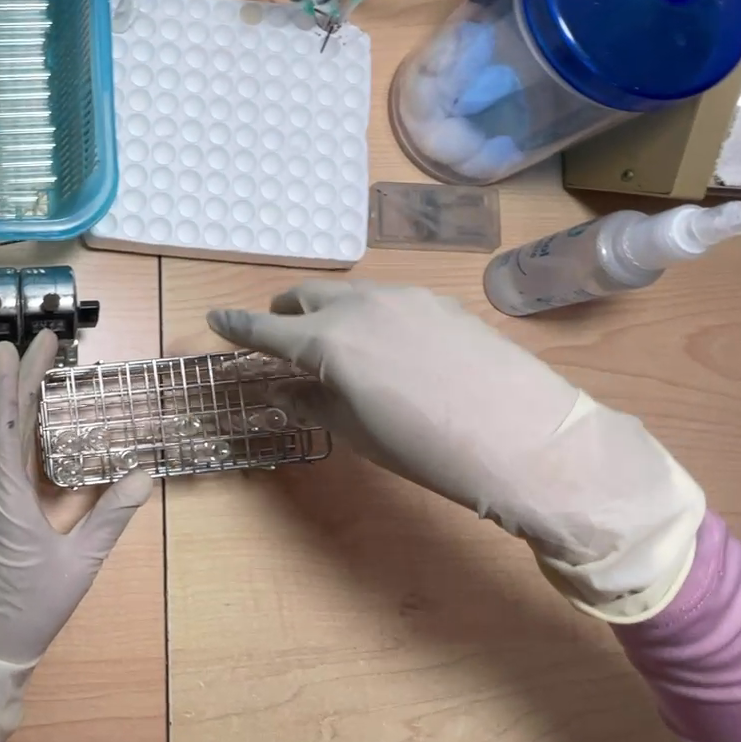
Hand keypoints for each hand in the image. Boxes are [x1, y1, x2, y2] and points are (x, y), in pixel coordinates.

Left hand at [0, 333, 152, 741]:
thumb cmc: (36, 605)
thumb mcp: (81, 561)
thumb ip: (112, 516)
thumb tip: (145, 475)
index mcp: (9, 498)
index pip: (8, 428)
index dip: (10, 384)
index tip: (12, 346)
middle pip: (7, 422)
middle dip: (23, 378)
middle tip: (44, 341)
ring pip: (4, 437)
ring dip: (21, 399)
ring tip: (42, 365)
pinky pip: (6, 458)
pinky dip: (22, 429)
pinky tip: (37, 417)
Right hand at [209, 281, 702, 621]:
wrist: (526, 440)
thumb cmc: (425, 448)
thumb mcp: (355, 431)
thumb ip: (311, 401)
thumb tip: (284, 388)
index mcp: (327, 342)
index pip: (264, 328)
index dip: (235, 325)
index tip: (214, 319)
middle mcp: (359, 306)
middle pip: (303, 296)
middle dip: (283, 312)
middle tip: (278, 335)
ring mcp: (403, 297)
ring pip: (346, 292)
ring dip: (325, 310)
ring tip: (333, 340)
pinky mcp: (439, 301)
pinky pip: (384, 298)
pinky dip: (365, 313)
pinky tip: (385, 344)